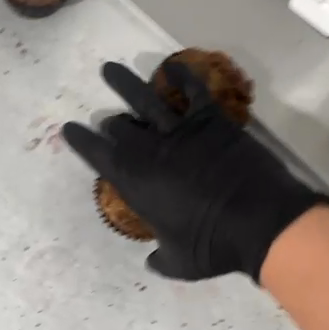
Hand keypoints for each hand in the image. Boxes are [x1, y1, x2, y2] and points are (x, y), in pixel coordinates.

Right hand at [63, 61, 327, 281]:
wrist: (259, 220)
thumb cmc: (213, 246)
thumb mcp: (178, 263)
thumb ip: (161, 258)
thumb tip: (152, 262)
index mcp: (135, 183)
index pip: (98, 155)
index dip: (80, 140)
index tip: (69, 129)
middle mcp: (151, 150)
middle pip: (120, 127)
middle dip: (110, 123)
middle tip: (107, 121)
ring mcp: (181, 131)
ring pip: (145, 98)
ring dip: (125, 82)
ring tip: (109, 68)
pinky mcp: (212, 120)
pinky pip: (193, 90)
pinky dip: (181, 76)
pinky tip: (171, 67)